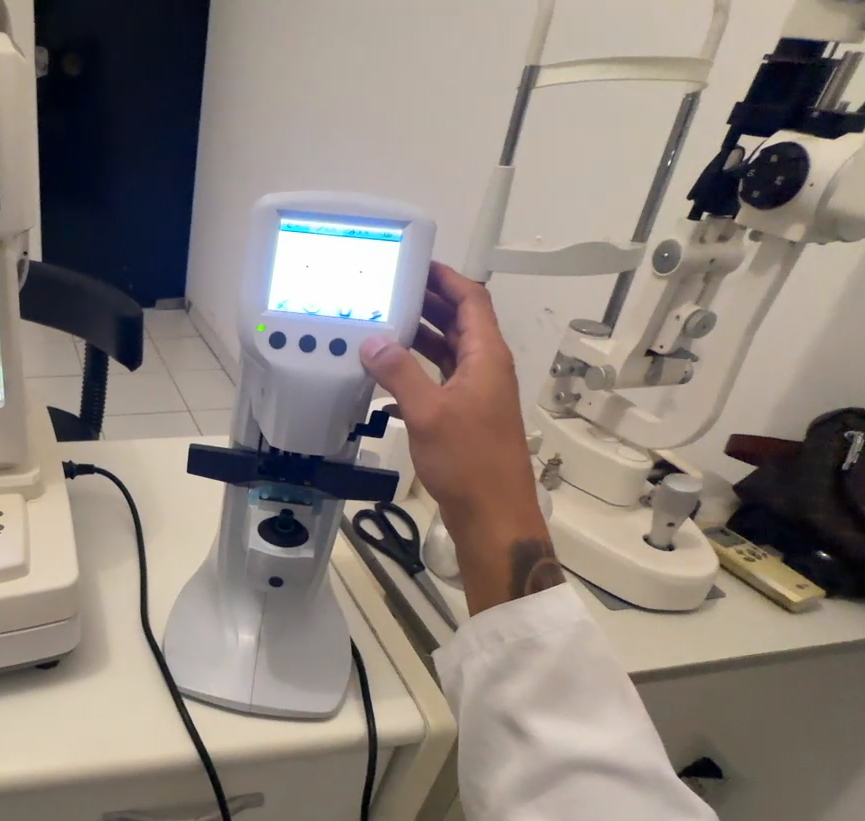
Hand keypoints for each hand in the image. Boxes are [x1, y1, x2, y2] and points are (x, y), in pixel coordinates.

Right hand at [361, 263, 562, 613]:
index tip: (414, 264)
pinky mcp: (464, 417)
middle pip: (460, 322)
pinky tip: (388, 375)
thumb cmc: (468, 460)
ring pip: (449, 351)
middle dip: (428, 303)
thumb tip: (372, 341)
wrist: (492, 513)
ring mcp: (476, 393)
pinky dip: (417, 371)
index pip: (471, 300)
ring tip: (383, 323)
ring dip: (421, 337)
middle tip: (389, 290)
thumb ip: (399, 373)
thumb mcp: (428, 412)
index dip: (446, 278)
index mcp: (486, 356)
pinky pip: (440, 380)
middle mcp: (485, 368)